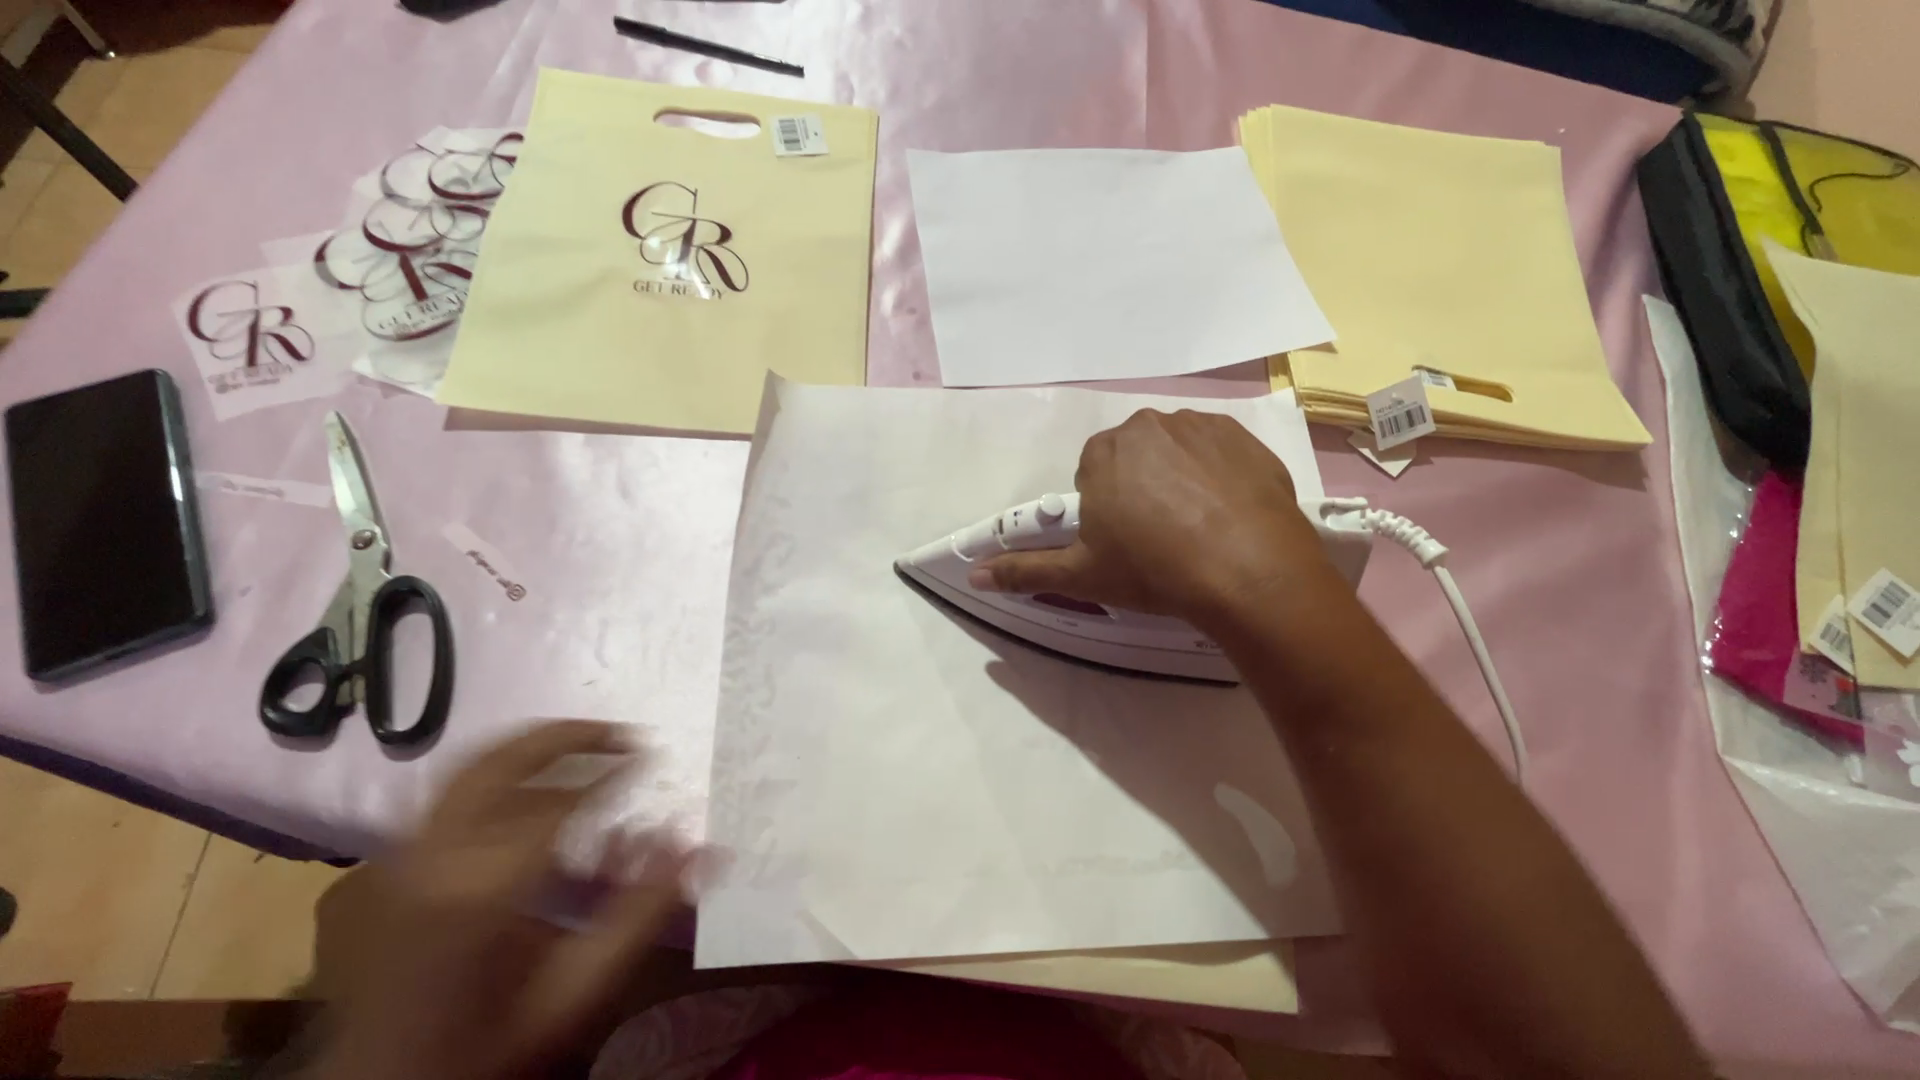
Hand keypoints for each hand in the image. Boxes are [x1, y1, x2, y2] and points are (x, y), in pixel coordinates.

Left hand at [312, 721, 696, 1079]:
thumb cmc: (493, 1041)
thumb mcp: (577, 992)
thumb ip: (640, 916)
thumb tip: (701, 847)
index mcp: (484, 886)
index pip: (560, 800)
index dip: (612, 772)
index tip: (652, 758)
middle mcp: (437, 857)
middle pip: (498, 761)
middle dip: (564, 735)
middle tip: (618, 733)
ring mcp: (405, 859)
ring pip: (467, 770)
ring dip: (527, 749)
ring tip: (579, 747)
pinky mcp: (395, 870)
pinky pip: (448, 796)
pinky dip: (495, 775)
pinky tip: (528, 794)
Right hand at [973, 410, 1334, 624]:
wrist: (1249, 570)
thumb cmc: (1154, 570)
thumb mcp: (1083, 575)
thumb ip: (1025, 570)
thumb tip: (975, 576)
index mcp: (1103, 453)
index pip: (1093, 474)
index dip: (1106, 509)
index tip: (1124, 542)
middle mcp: (1147, 426)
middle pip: (1135, 458)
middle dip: (1141, 490)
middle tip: (1159, 539)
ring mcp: (1200, 426)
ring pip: (1177, 453)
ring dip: (1180, 480)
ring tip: (1198, 529)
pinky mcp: (1244, 437)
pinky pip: (1219, 453)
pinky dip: (1219, 477)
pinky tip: (1228, 515)